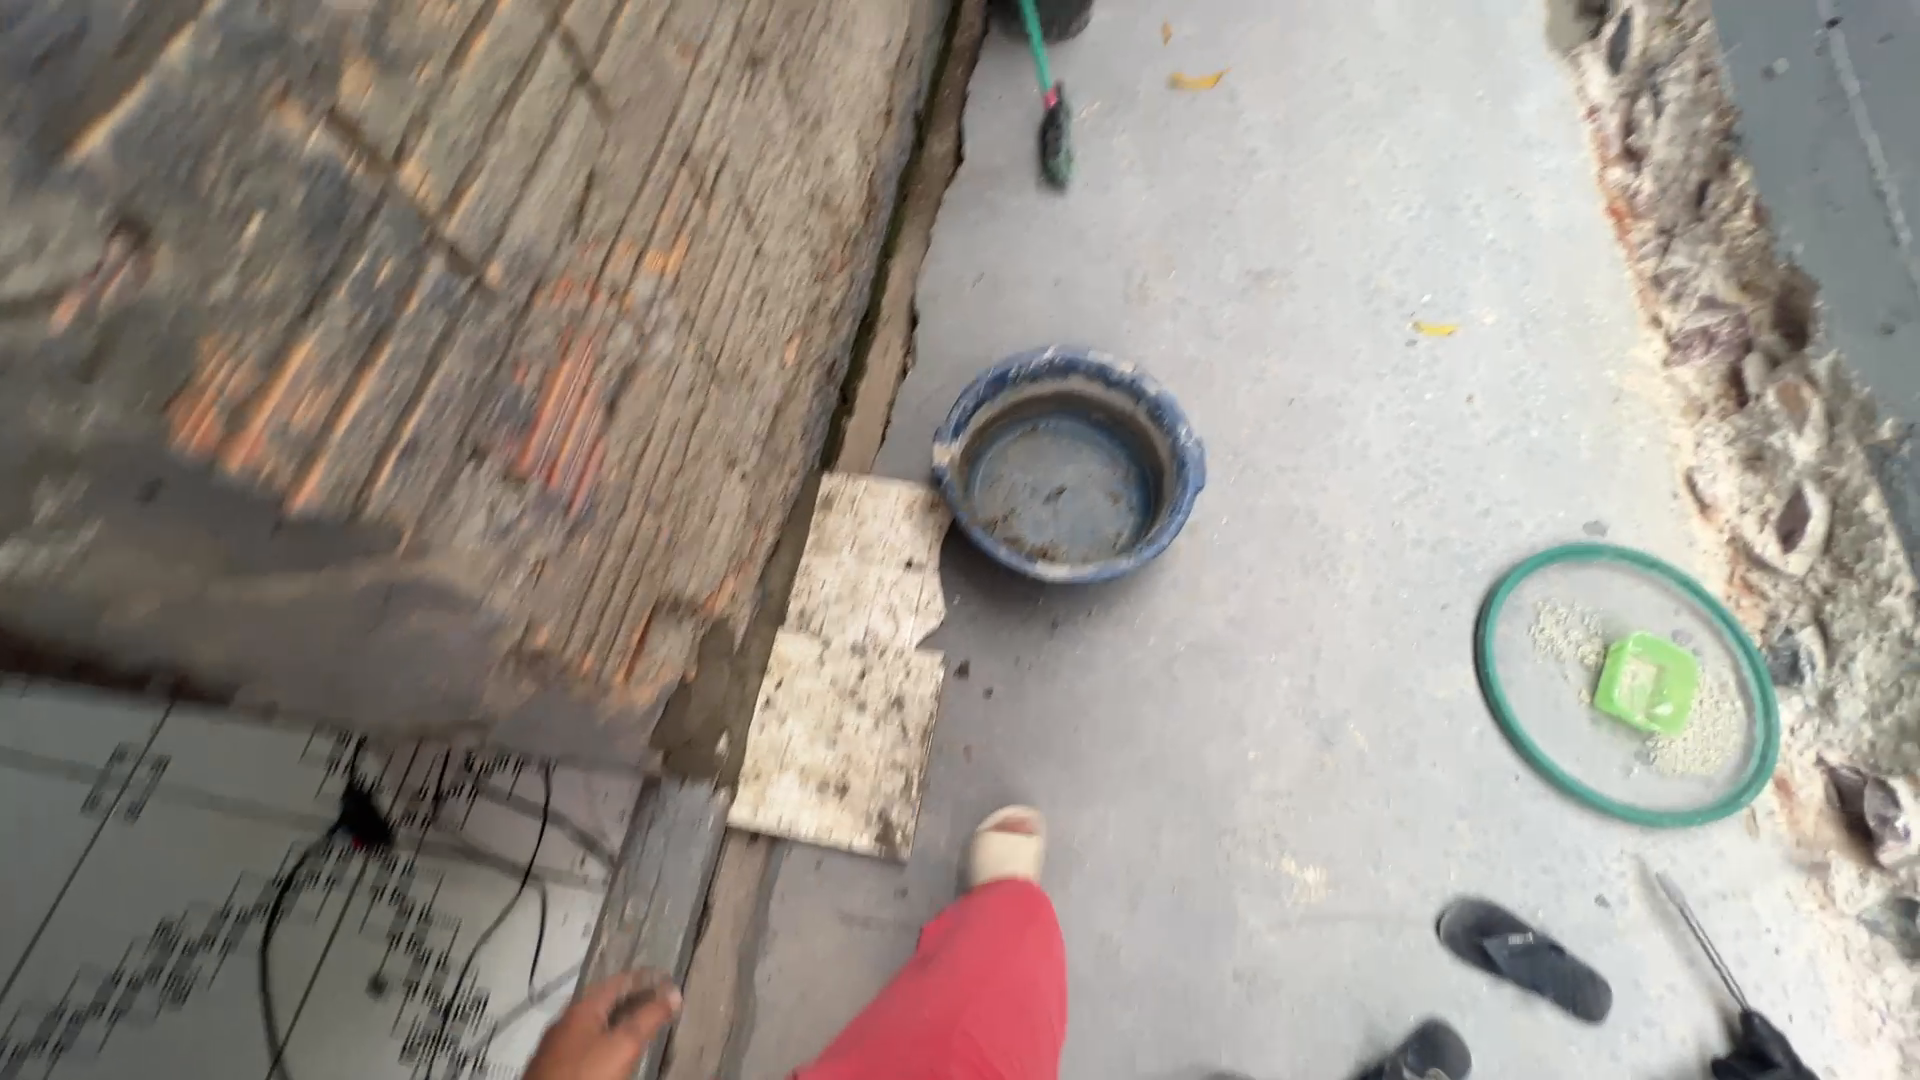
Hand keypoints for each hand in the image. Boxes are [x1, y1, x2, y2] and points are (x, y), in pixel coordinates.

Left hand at [521, 971, 681, 1079]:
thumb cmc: (586, 1076)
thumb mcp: (625, 1044)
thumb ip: (651, 1016)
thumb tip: (675, 993)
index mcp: (581, 1008)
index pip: (619, 980)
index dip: (646, 977)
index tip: (669, 980)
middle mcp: (566, 1022)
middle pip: (606, 1001)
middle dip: (635, 1000)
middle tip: (661, 1004)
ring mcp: (557, 1048)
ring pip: (596, 1024)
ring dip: (621, 1022)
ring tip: (644, 1028)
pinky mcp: (554, 1071)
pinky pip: (587, 1045)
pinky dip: (607, 1041)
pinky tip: (616, 1054)